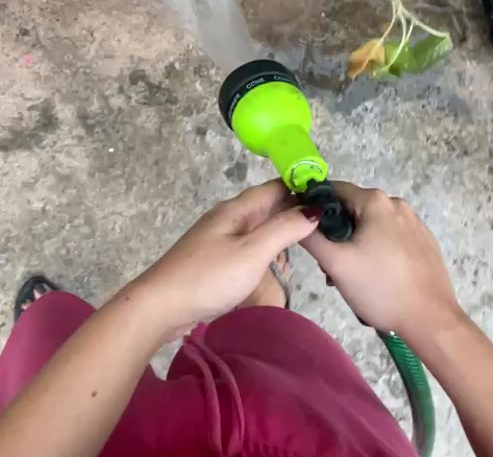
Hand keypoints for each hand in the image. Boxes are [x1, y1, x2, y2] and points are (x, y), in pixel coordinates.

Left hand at [117, 180, 317, 336]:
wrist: (164, 304)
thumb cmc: (210, 276)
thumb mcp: (252, 252)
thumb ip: (283, 230)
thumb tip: (313, 208)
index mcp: (236, 209)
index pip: (274, 188)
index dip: (300, 188)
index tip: (329, 199)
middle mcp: (227, 217)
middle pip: (266, 207)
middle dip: (293, 215)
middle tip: (323, 232)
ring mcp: (219, 237)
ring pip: (258, 228)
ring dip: (280, 236)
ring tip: (300, 255)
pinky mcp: (215, 258)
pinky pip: (247, 246)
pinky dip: (265, 253)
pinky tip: (273, 269)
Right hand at [299, 181, 464, 336]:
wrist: (433, 323)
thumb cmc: (381, 288)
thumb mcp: (335, 263)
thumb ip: (309, 236)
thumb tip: (294, 215)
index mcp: (375, 201)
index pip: (332, 190)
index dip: (314, 207)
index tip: (305, 231)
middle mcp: (397, 204)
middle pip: (352, 209)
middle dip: (337, 232)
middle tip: (330, 264)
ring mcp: (415, 223)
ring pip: (372, 224)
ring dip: (357, 243)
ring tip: (352, 275)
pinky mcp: (426, 242)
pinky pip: (391, 237)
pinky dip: (379, 250)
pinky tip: (377, 276)